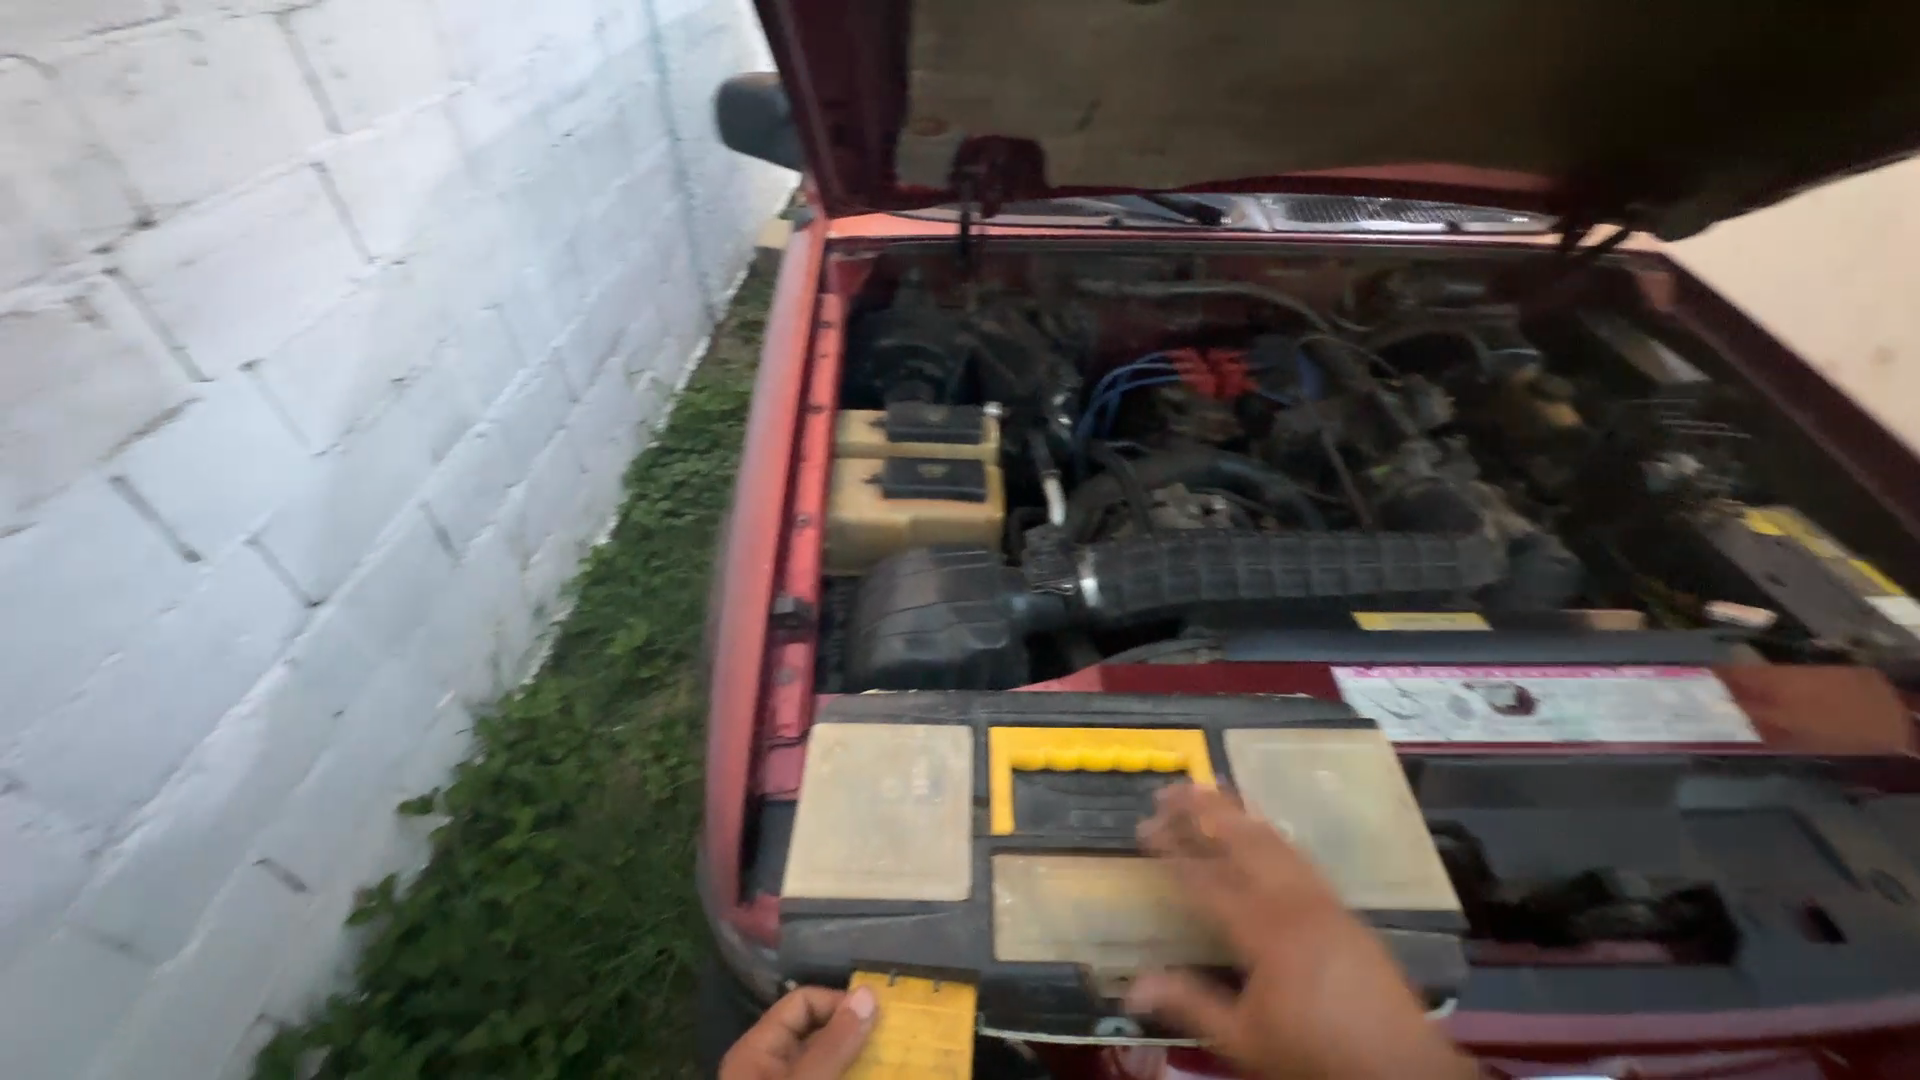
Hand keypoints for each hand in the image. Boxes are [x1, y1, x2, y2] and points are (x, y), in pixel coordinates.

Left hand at [719, 985, 876, 1079]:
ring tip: (890, 1058)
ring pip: (826, 1062)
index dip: (838, 1004)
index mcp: (756, 1049)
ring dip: (855, 1060)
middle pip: (817, 1032)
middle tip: (892, 1038)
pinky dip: (847, 1074)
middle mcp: (767, 1066)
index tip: (876, 1018)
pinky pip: (826, 1077)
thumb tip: (869, 992)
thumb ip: (833, 1044)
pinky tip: (875, 1073)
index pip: (803, 1002)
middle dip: (853, 1033)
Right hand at [1127, 785, 1478, 1079]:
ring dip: (1235, 812)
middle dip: (1202, 811)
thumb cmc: (1318, 1055)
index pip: (1206, 877)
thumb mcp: (1246, 1040)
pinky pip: (1296, 853)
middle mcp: (1293, 901)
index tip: (1144, 827)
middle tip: (1169, 792)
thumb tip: (1134, 986)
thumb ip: (1191, 1004)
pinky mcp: (1340, 906)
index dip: (1172, 849)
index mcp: (1265, 930)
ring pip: (1272, 840)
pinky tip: (1256, 827)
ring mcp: (1321, 898)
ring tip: (1206, 790)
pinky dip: (1268, 830)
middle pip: (1241, 840)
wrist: (1403, 1071)